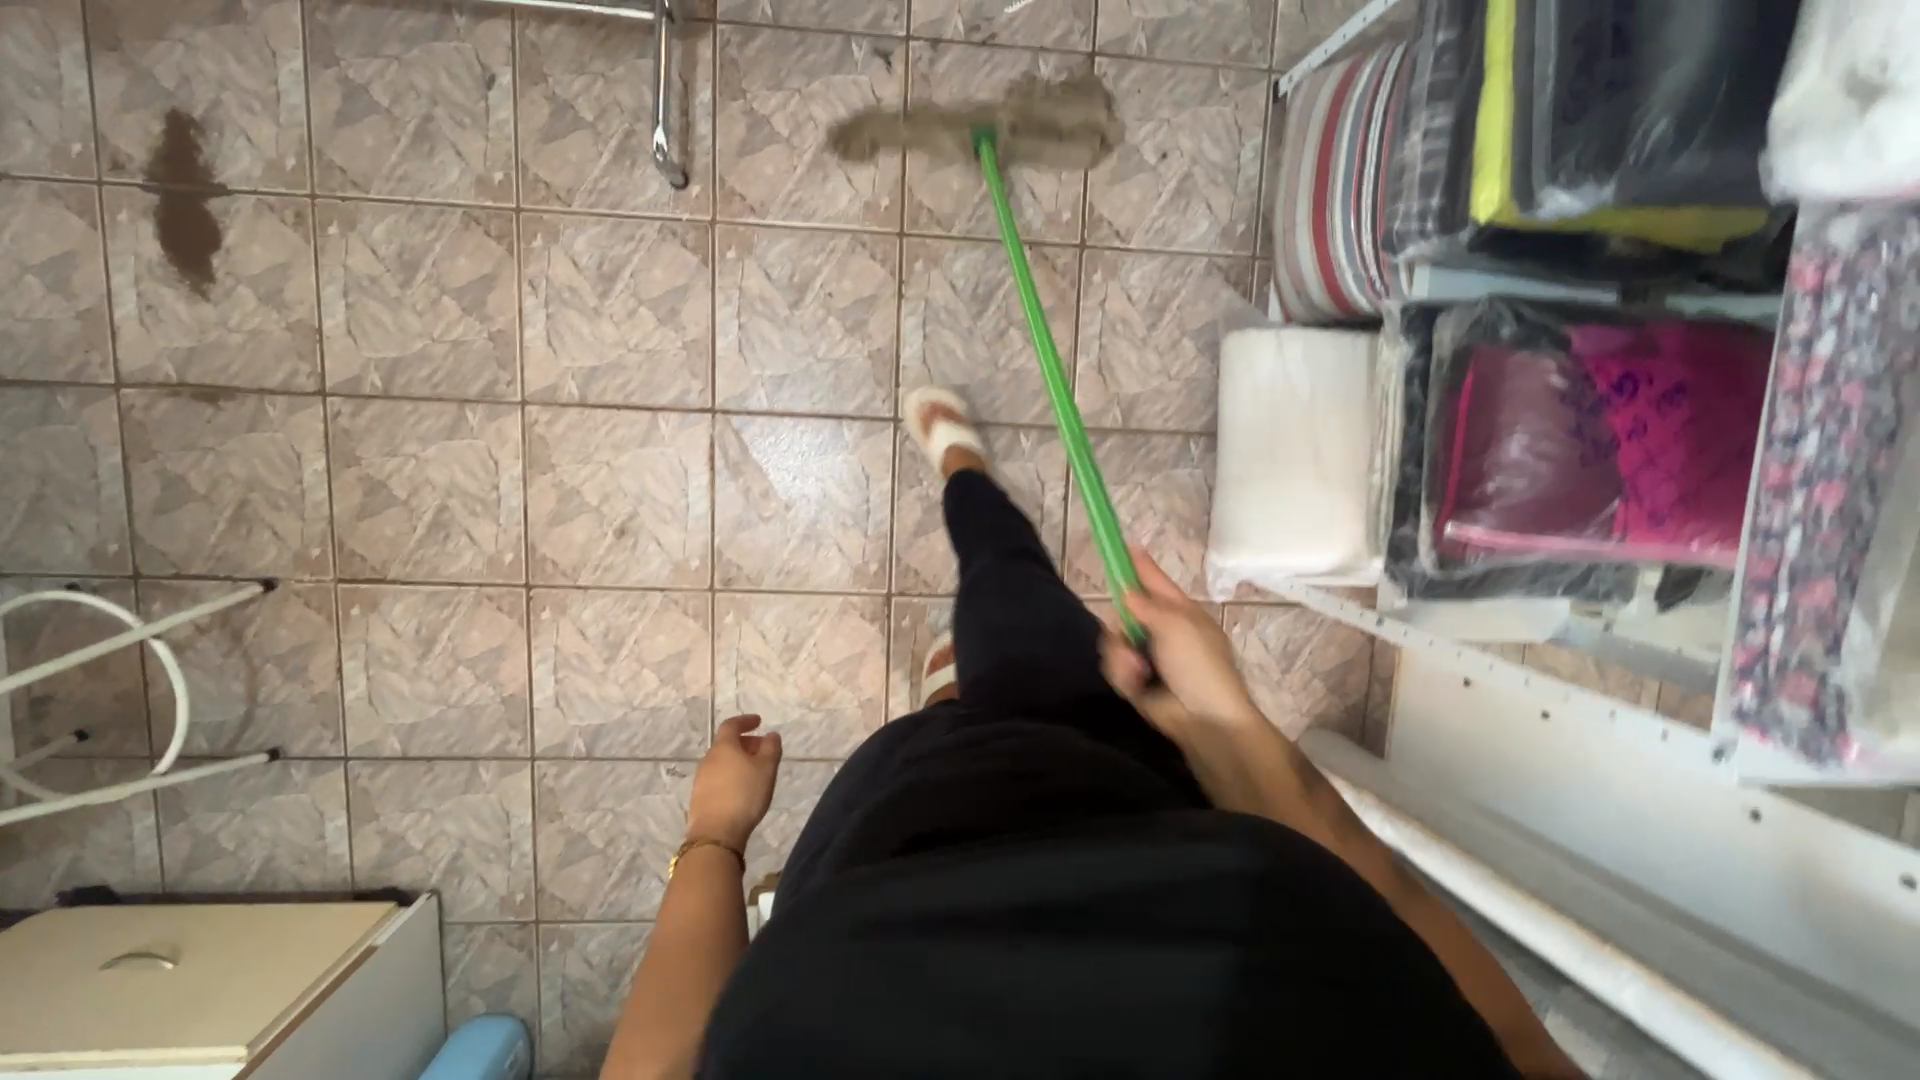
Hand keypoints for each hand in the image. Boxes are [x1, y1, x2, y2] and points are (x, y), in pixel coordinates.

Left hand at [687, 715, 782, 850]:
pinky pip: (717, 778)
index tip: (758, 722)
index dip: (745, 721)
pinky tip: (740, 790)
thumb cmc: (745, 794)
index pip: (731, 725)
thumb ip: (771, 748)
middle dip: (744, 743)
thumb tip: (770, 735)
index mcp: (724, 747)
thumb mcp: (766, 769)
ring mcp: (701, 779)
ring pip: (721, 762)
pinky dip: (730, 776)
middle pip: (726, 744)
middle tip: (761, 750)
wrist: (716, 833)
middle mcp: (708, 759)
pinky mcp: (699, 797)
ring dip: (737, 761)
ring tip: (754, 772)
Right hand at [1101, 547, 1262, 736]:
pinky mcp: (1135, 679)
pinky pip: (1114, 664)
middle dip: (1122, 624)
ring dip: (1122, 655)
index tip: (1124, 545)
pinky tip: (1137, 682)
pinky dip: (1123, 673)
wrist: (1204, 719)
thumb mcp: (1177, 626)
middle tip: (1127, 633)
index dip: (1139, 565)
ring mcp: (1147, 654)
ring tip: (1138, 670)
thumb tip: (1126, 593)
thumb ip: (1146, 606)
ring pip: (1113, 639)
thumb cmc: (1200, 665)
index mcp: (1180, 611)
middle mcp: (1161, 629)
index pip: (1154, 581)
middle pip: (1124, 610)